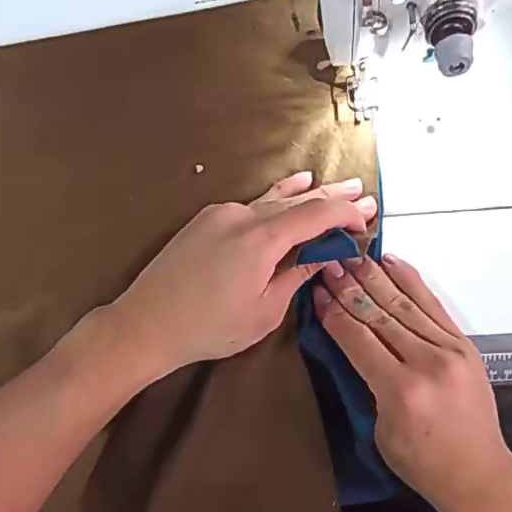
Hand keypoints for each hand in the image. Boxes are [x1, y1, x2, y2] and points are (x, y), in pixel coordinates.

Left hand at [100, 171, 376, 378]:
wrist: (146, 324)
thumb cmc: (207, 328)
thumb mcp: (264, 312)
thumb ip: (295, 276)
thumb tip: (321, 256)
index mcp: (261, 240)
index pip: (316, 215)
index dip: (345, 213)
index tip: (366, 217)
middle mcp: (241, 216)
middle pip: (297, 201)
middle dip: (331, 198)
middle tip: (361, 194)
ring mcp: (219, 214)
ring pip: (271, 200)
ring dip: (303, 194)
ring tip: (329, 183)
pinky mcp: (203, 220)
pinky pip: (249, 204)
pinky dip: (273, 199)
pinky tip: (289, 189)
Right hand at [311, 254, 511, 509]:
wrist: (478, 474)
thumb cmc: (421, 463)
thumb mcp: (379, 430)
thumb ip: (366, 385)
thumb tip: (351, 346)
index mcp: (400, 389)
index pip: (357, 339)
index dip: (333, 313)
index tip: (316, 291)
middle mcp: (427, 362)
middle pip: (380, 314)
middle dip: (350, 287)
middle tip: (329, 262)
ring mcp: (450, 350)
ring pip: (405, 304)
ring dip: (376, 278)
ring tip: (353, 257)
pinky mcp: (464, 346)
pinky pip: (434, 306)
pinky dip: (412, 282)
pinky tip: (393, 264)